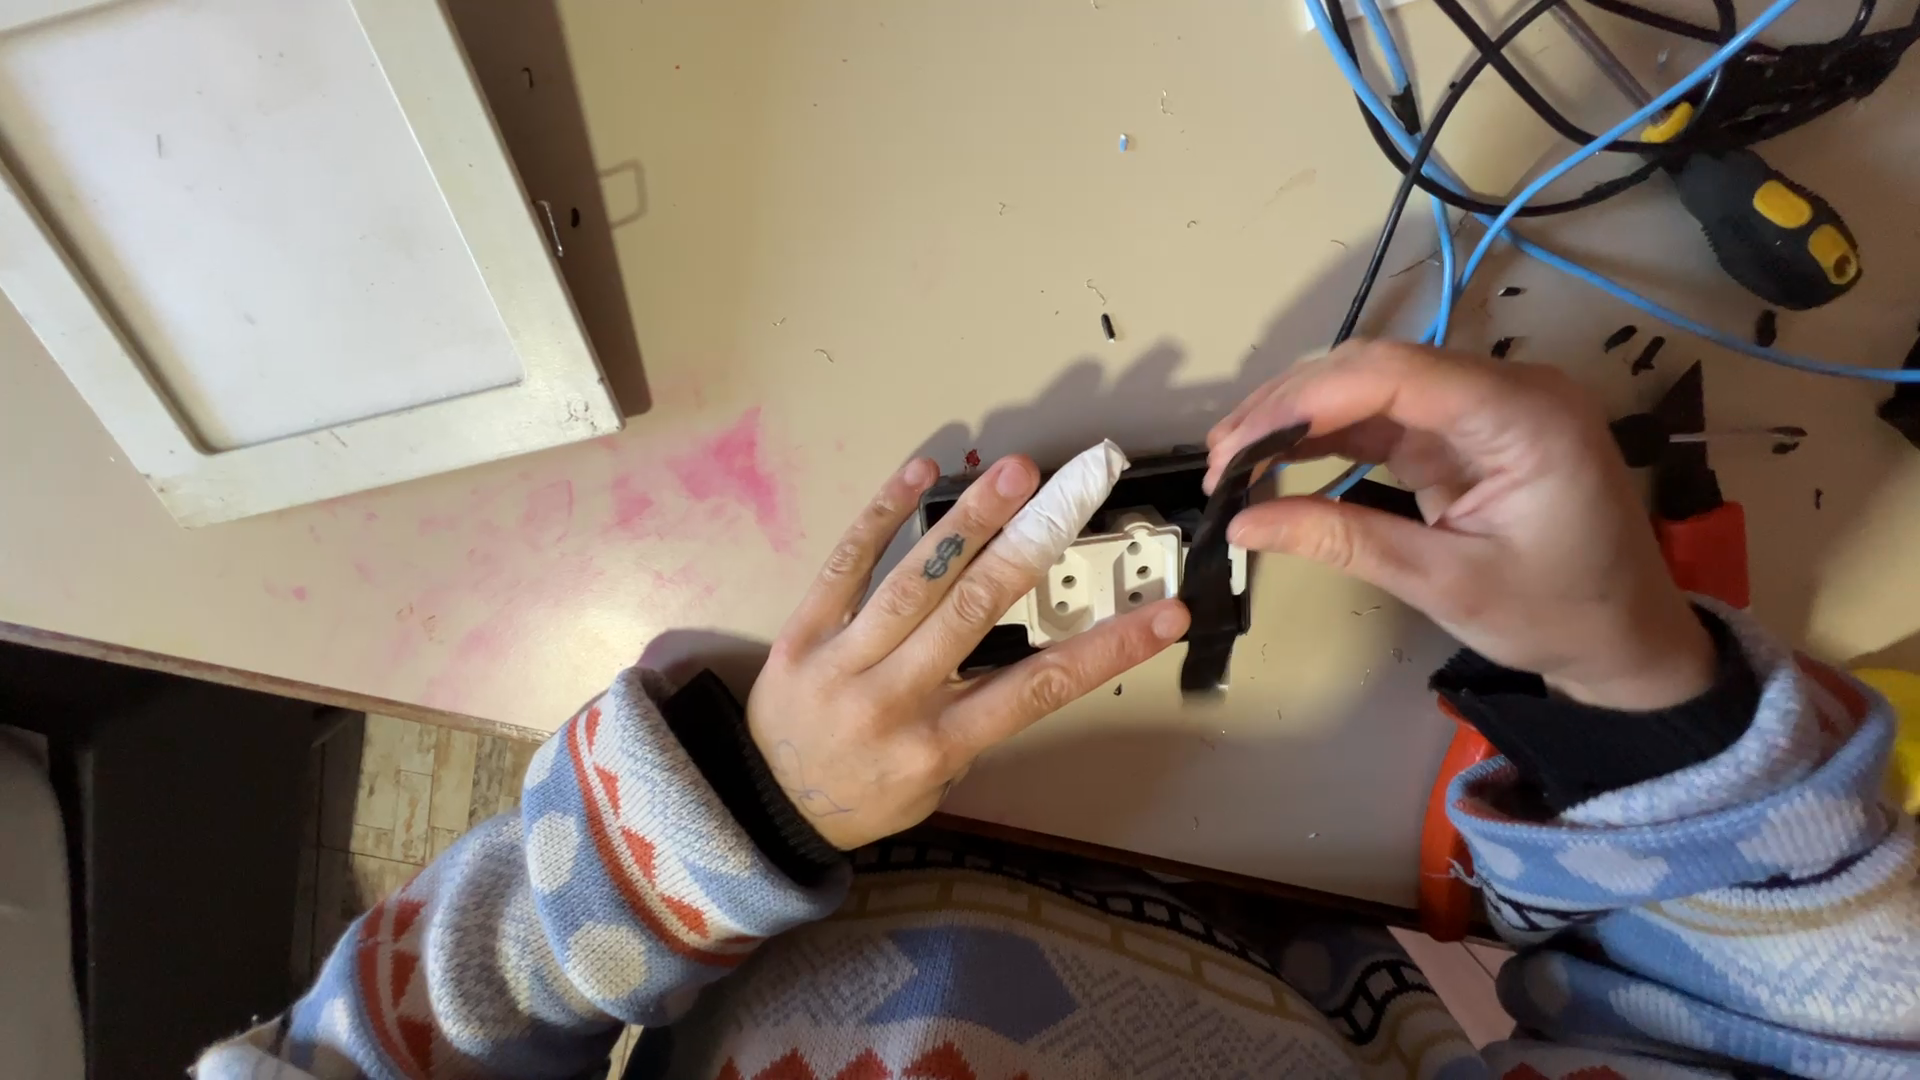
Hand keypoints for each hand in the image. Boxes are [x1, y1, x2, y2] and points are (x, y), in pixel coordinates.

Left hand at [748, 455, 1190, 849]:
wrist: (765, 807)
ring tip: (1013, 474)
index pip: (1037, 690)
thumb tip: (1012, 654)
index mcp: (939, 745)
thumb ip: (974, 723)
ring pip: (914, 582)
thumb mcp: (935, 783)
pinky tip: (918, 472)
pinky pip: (844, 565)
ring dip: (969, 521)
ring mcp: (843, 660)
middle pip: (974, 614)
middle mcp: (894, 698)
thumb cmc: (865, 796)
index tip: (1165, 613)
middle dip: (1030, 548)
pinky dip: (882, 516)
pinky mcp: (801, 631)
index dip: (1107, 650)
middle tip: (1075, 494)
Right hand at [1206, 341, 1713, 710]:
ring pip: (1360, 386)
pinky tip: (1268, 456)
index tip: (1237, 446)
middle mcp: (1499, 390)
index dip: (1304, 400)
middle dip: (1284, 407)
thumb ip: (1341, 541)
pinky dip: (1314, 436)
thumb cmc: (1554, 614)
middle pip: (1369, 368)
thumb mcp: (1443, 583)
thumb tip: (1240, 524)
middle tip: (1220, 459)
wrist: (1625, 639)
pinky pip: (1369, 418)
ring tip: (1228, 457)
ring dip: (1289, 417)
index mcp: (1522, 416)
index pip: (1396, 375)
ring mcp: (1473, 407)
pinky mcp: (1451, 432)